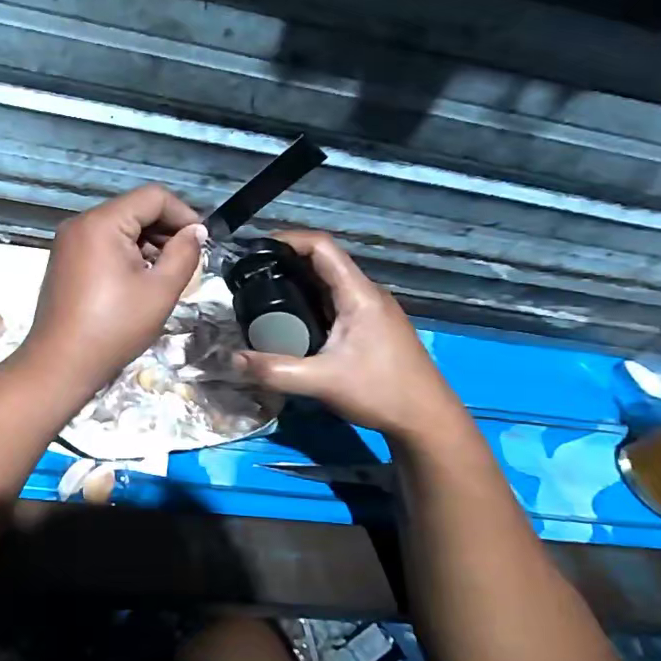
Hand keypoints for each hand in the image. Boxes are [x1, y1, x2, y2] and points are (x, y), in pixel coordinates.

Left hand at [22, 185, 206, 397]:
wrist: (60, 363)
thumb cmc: (113, 327)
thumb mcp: (160, 290)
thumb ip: (184, 254)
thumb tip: (196, 232)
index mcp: (101, 222)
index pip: (153, 197)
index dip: (183, 214)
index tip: (202, 242)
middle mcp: (80, 224)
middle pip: (134, 209)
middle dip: (165, 231)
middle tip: (186, 263)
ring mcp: (68, 242)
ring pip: (119, 228)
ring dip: (147, 245)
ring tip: (164, 277)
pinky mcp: (64, 261)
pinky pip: (102, 244)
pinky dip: (125, 255)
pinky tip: (138, 282)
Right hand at [231, 230, 467, 442]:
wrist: (428, 421)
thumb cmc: (381, 392)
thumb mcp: (321, 382)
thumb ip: (274, 370)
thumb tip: (232, 360)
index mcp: (358, 295)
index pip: (322, 247)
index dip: (288, 239)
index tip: (255, 249)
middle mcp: (367, 295)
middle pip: (322, 262)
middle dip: (284, 262)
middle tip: (249, 277)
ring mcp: (372, 310)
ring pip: (327, 283)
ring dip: (295, 283)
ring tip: (261, 296)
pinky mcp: (371, 326)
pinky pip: (333, 301)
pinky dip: (308, 301)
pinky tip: (289, 322)